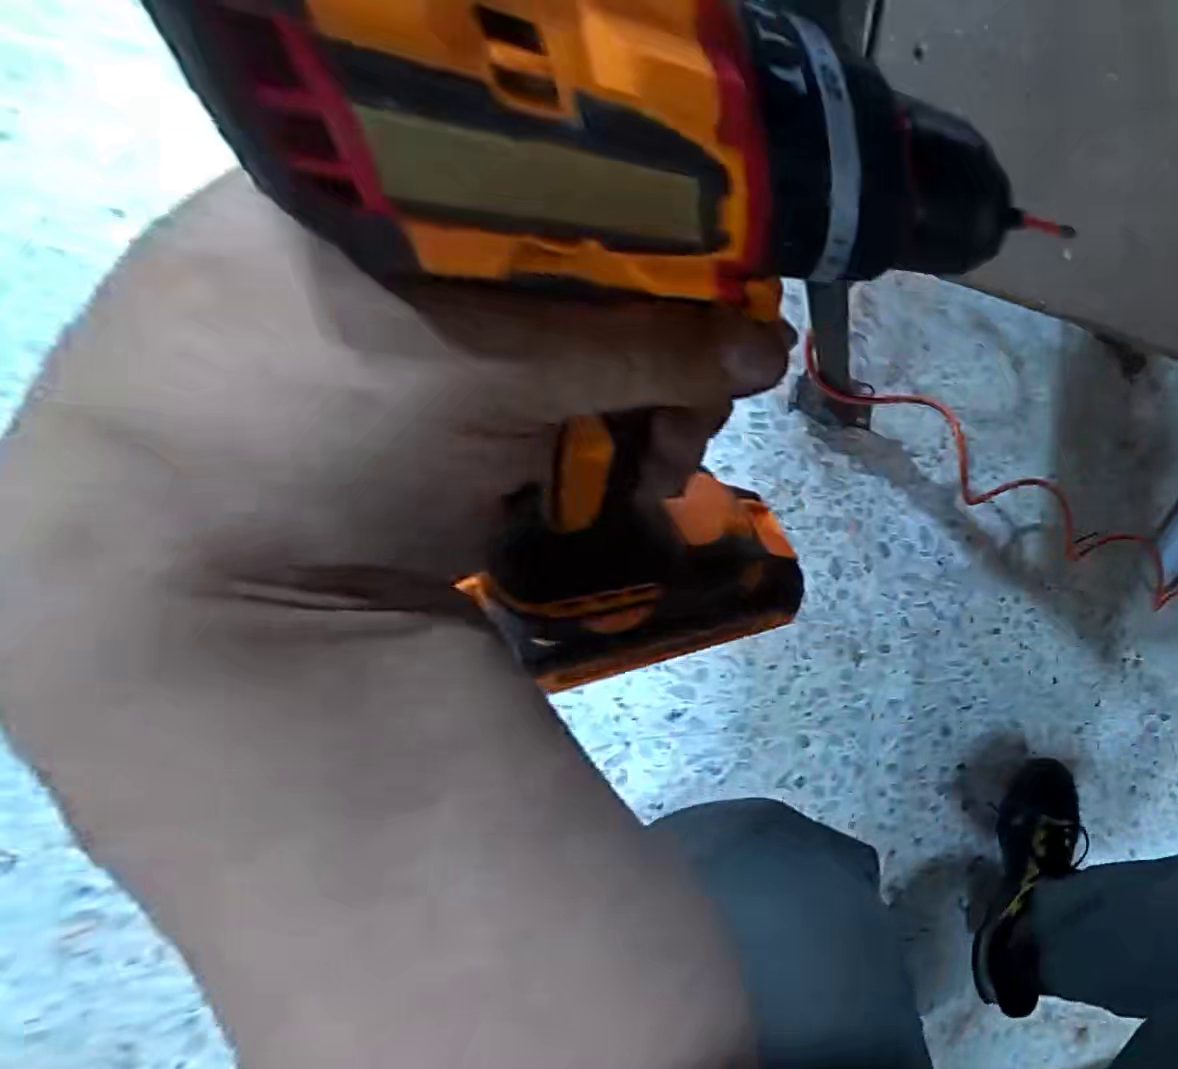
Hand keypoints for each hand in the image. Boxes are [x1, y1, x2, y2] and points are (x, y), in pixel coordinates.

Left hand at [3, 173, 791, 611]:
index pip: (564, 187)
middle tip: (701, 405)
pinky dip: (639, 442)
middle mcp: (435, 265)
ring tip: (674, 459)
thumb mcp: (489, 370)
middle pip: (606, 285)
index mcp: (391, 197)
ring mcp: (471, 350)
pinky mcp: (501, 420)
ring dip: (666, 408)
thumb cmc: (320, 432)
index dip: (657, 238)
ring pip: (615, 356)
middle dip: (671, 350)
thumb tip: (775, 346)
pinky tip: (654, 474)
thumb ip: (644, 351)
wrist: (230, 601)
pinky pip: (602, 410)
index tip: (721, 289)